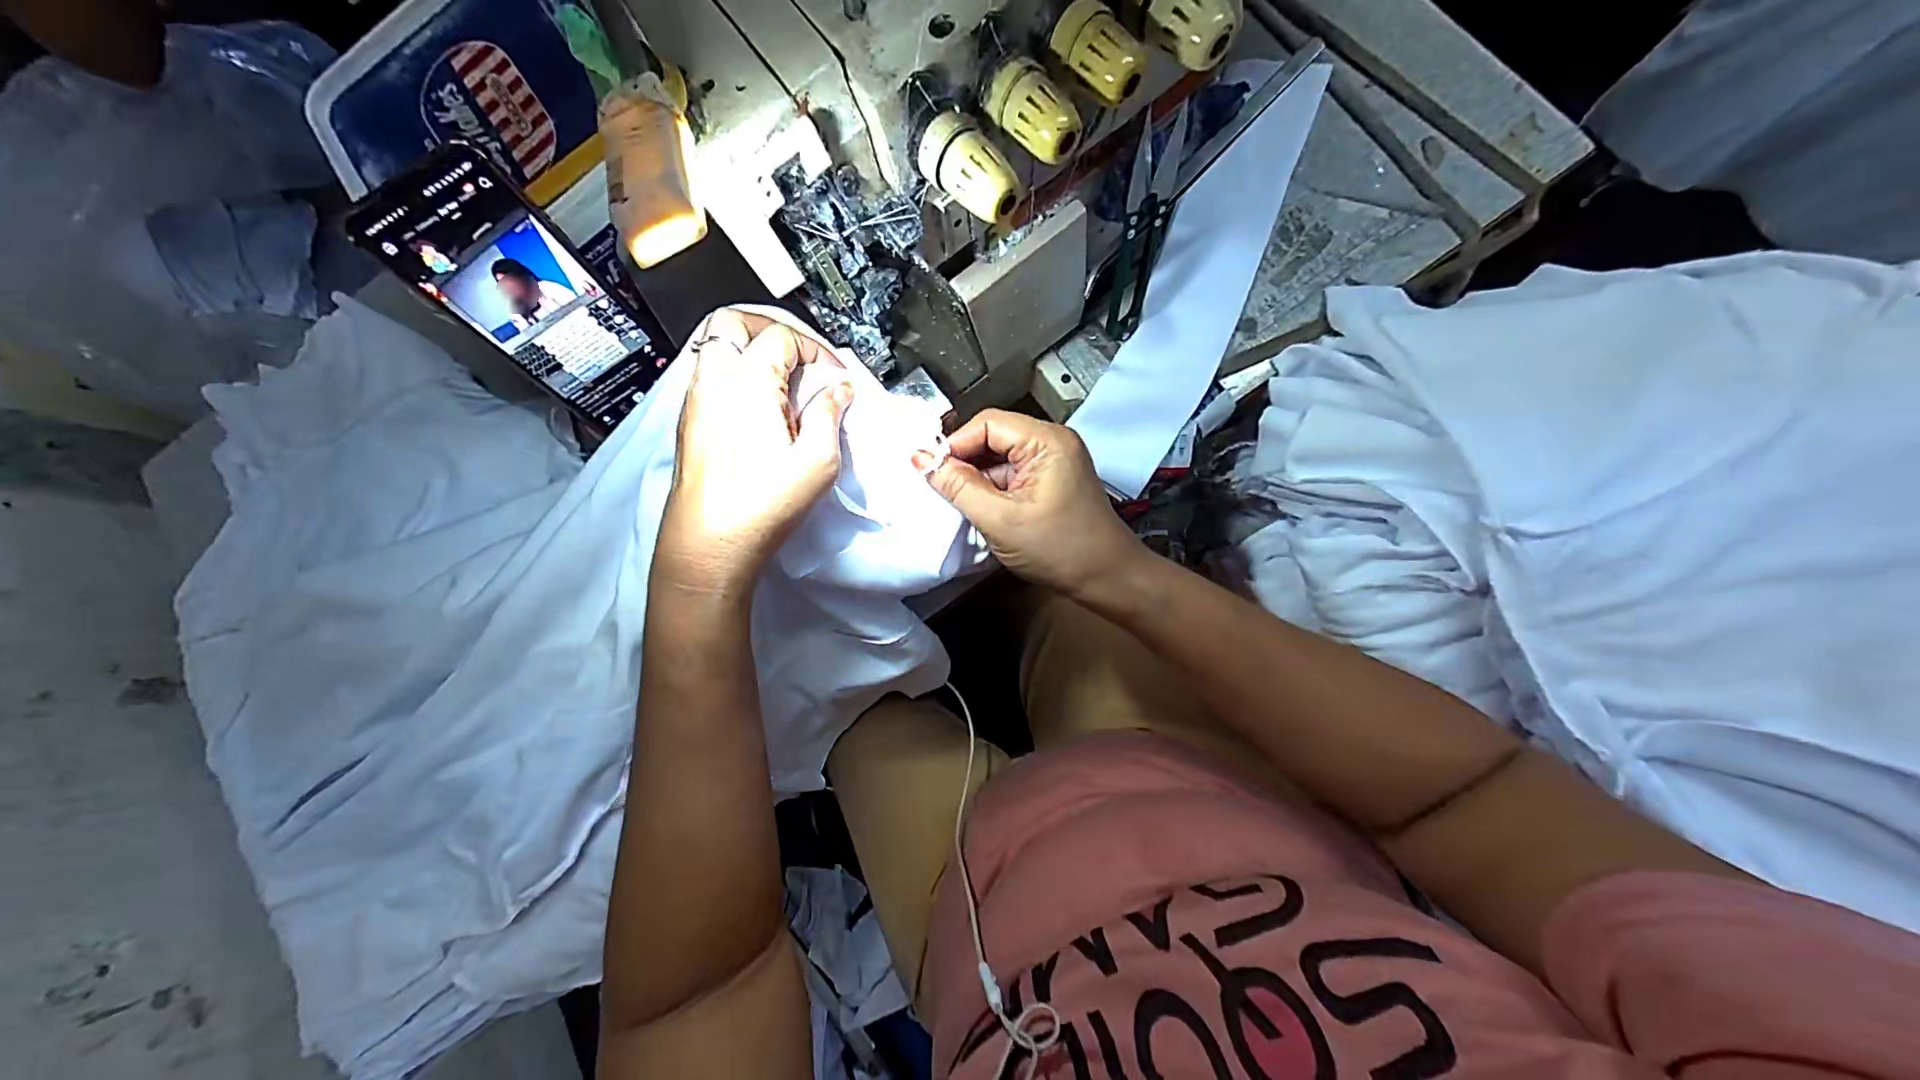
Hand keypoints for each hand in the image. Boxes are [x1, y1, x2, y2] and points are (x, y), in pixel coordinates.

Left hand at [658, 309, 852, 595]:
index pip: (782, 336)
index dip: (815, 349)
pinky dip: (735, 374)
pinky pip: (709, 375)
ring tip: (782, 382)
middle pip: (733, 321)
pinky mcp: (690, 422)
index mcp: (748, 382)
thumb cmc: (756, 507)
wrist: (708, 542)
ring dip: (750, 350)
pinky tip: (761, 409)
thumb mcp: (817, 461)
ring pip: (715, 346)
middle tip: (799, 353)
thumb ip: (830, 415)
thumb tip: (838, 393)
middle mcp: (714, 382)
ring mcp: (696, 401)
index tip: (833, 375)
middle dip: (771, 329)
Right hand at [915, 409, 1144, 595]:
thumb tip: (923, 460)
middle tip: (945, 490)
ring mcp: (1054, 461)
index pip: (987, 423)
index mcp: (1047, 441)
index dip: (956, 445)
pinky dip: (993, 490)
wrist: (1107, 578)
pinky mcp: (1051, 480)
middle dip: (965, 462)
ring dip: (978, 479)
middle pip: (992, 436)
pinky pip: (1012, 473)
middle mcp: (1053, 442)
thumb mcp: (1000, 519)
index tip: (933, 470)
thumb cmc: (1065, 551)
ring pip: (999, 457)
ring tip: (967, 506)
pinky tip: (985, 511)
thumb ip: (958, 487)